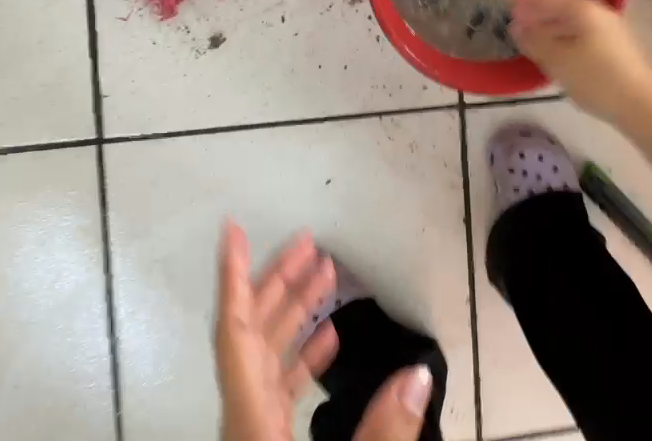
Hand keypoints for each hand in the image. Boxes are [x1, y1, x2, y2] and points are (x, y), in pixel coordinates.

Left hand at [214, 222, 432, 440]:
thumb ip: (382, 427)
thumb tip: (418, 375)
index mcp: (249, 414)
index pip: (236, 329)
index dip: (234, 276)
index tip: (232, 231)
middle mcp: (244, 411)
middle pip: (253, 330)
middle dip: (279, 279)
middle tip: (307, 242)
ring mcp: (254, 423)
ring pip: (267, 352)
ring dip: (294, 309)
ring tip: (326, 273)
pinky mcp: (267, 435)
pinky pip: (279, 380)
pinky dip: (302, 350)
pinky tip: (329, 333)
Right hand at [506, 0, 651, 127]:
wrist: (642, 106)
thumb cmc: (597, 79)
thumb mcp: (559, 60)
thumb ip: (535, 41)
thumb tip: (517, 27)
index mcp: (584, 10)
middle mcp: (598, 14)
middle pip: (562, 4)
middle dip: (536, 7)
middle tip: (513, 11)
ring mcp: (608, 32)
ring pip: (571, 20)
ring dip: (548, 23)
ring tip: (527, 31)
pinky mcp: (614, 50)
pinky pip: (580, 33)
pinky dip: (561, 35)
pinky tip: (552, 48)